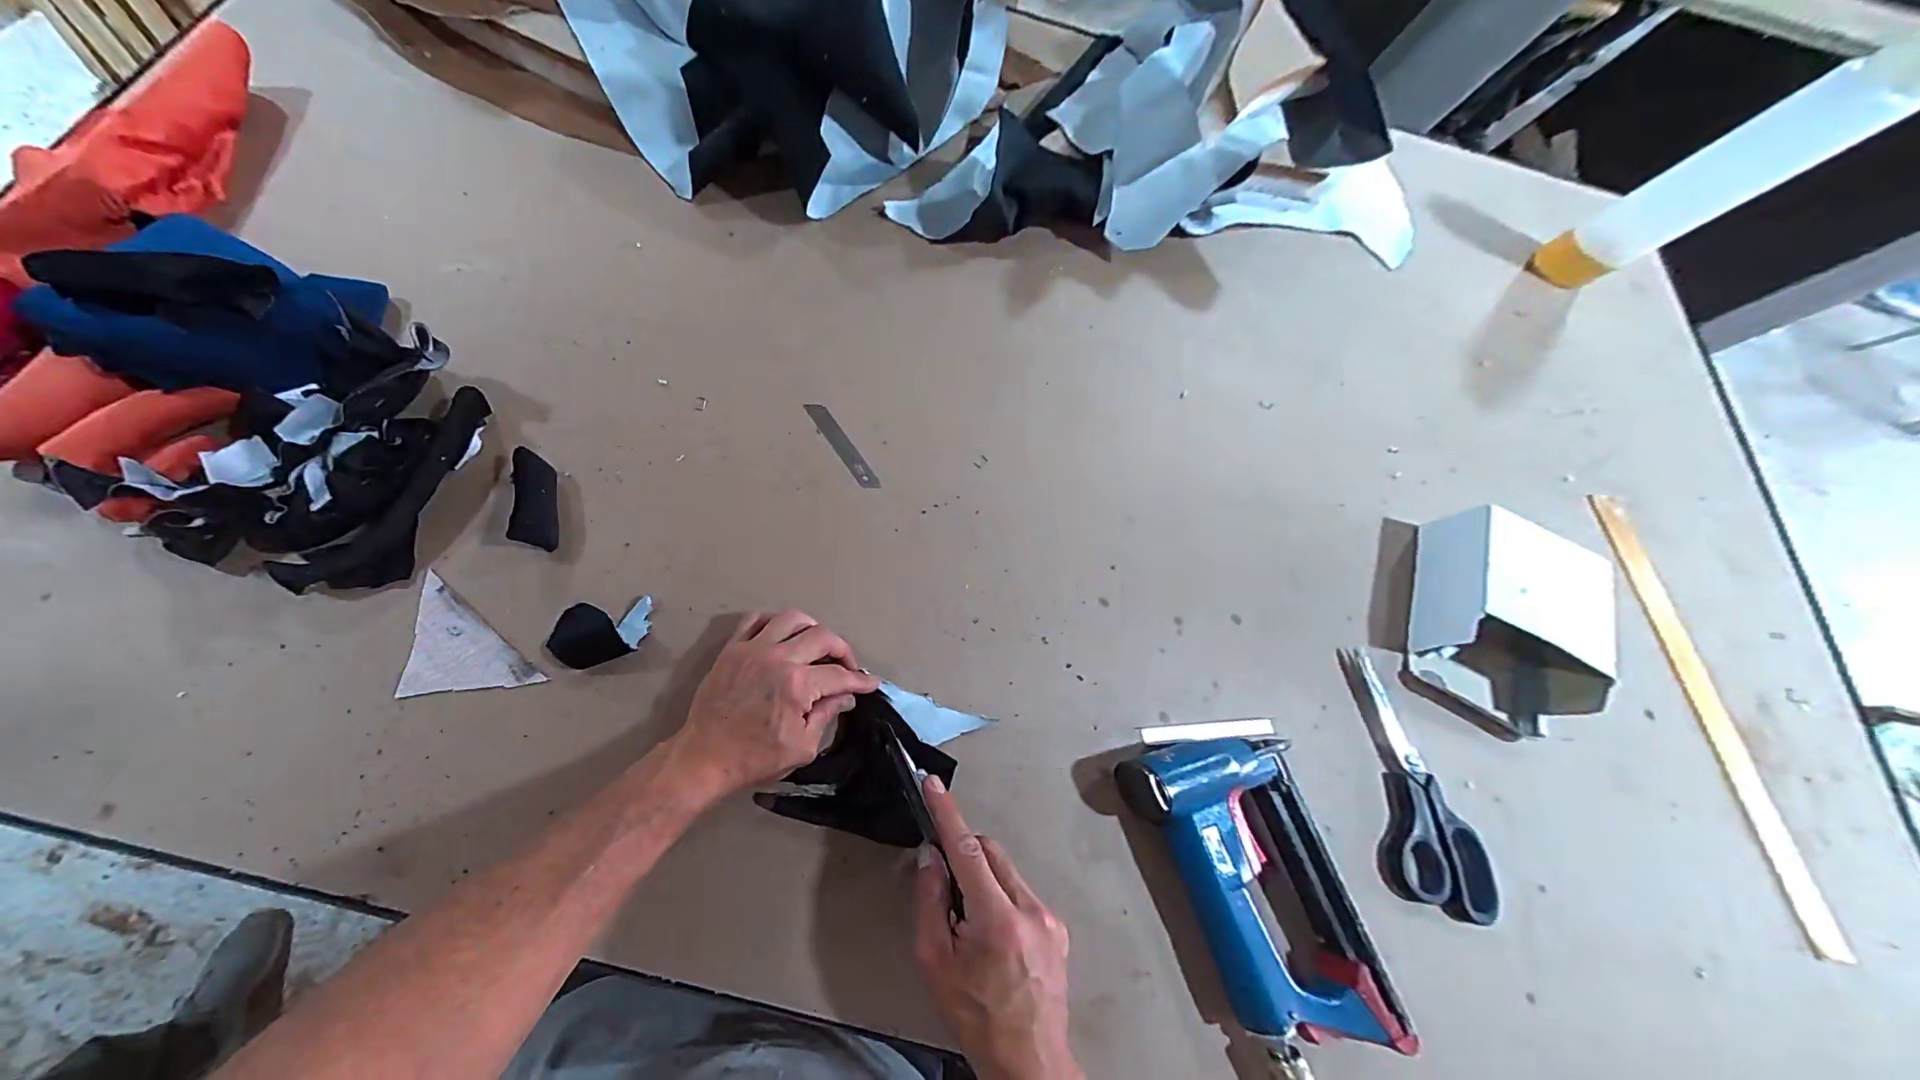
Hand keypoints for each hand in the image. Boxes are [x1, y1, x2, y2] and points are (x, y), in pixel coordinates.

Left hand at [667, 609, 879, 800]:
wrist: (704, 757)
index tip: (870, 682)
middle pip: (822, 637)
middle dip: (842, 650)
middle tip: (846, 666)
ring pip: (792, 618)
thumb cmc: (755, 758)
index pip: (839, 675)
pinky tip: (782, 635)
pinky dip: (774, 621)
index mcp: (797, 685)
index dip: (860, 679)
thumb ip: (826, 715)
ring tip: (816, 644)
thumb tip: (844, 696)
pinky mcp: (732, 649)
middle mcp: (778, 658)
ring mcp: (752, 649)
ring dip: (812, 628)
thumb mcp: (802, 746)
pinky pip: (755, 619)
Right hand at [914, 775, 1079, 1079]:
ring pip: (1007, 871)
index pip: (967, 850)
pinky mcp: (1057, 927)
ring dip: (984, 881)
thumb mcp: (936, 963)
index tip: (934, 786)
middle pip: (991, 853)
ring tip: (972, 925)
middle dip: (965, 855)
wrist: (1029, 1061)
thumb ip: (930, 903)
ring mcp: (1048, 918)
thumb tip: (931, 858)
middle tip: (947, 888)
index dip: (947, 814)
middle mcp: (1030, 910)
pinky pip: (1022, 892)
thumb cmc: (976, 1018)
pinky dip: (1002, 898)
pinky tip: (994, 936)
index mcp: (997, 919)